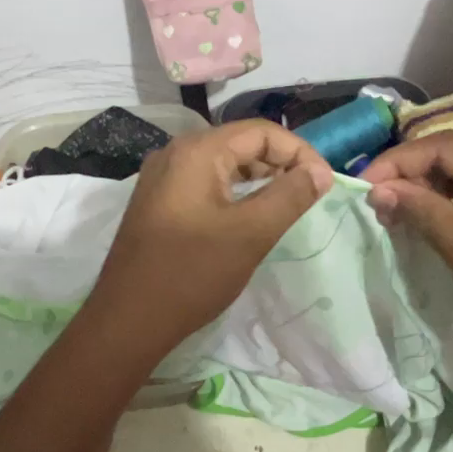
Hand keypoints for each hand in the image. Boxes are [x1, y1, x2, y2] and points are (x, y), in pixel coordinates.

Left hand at [86, 120, 332, 356]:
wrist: (127, 320)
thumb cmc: (192, 273)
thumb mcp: (251, 233)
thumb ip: (290, 196)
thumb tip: (320, 172)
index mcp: (196, 151)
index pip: (261, 131)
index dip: (299, 152)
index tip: (324, 184)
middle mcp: (174, 153)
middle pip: (240, 142)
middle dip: (280, 163)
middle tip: (308, 196)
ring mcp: (161, 178)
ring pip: (222, 164)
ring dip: (258, 179)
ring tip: (285, 206)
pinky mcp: (157, 202)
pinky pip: (204, 183)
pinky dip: (233, 192)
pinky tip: (248, 217)